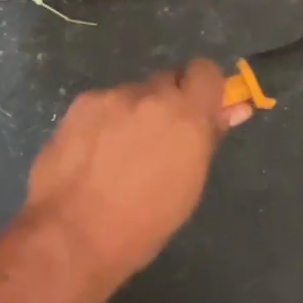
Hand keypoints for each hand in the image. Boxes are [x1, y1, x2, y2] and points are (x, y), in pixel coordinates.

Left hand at [18, 59, 240, 281]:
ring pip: (132, 94)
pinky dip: (104, 121)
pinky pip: (103, 104)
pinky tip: (92, 153)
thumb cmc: (142, 224)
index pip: (205, 71)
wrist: (72, 231)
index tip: (199, 110)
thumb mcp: (188, 186)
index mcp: (185, 117)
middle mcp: (149, 95)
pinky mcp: (80, 102)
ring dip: (133, 114)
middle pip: (167, 81)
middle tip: (157, 141)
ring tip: (118, 155)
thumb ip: (205, 139)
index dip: (203, 88)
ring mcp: (111, 96)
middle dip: (168, 103)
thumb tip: (230, 109)